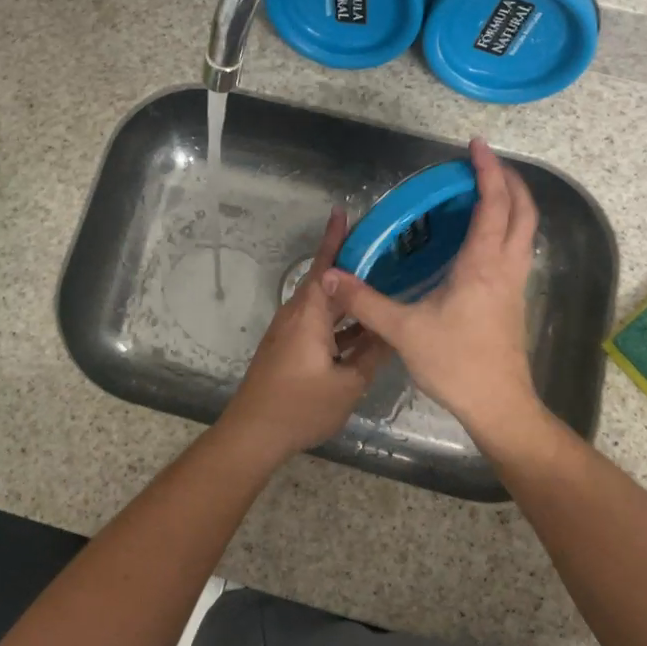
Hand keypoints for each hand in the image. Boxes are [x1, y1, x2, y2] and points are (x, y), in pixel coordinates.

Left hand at [218, 207, 391, 463]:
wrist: (253, 433)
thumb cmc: (300, 406)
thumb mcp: (347, 384)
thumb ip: (372, 355)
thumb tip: (393, 332)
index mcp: (309, 314)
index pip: (325, 267)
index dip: (334, 239)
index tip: (343, 212)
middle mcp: (296, 315)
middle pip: (326, 282)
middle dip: (351, 266)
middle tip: (384, 251)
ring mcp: (290, 332)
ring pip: (324, 305)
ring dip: (348, 297)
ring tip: (382, 286)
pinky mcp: (288, 348)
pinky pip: (319, 323)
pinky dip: (340, 320)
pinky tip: (364, 330)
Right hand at [322, 138, 541, 438]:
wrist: (498, 405)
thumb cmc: (456, 364)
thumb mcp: (403, 331)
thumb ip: (365, 301)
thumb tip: (329, 277)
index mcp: (483, 264)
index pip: (493, 204)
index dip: (488, 170)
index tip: (476, 145)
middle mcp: (506, 267)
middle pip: (523, 211)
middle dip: (509, 180)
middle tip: (484, 162)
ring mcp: (514, 284)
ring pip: (526, 231)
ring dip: (513, 203)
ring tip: (485, 190)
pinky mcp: (513, 300)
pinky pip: (517, 249)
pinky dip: (507, 228)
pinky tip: (480, 239)